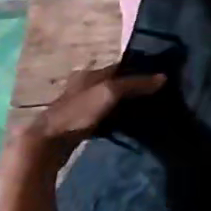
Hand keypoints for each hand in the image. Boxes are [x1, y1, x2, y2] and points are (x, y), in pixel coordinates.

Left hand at [8, 64, 165, 178]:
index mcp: (89, 74)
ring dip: (125, 104)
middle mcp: (83, 86)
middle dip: (133, 87)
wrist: (47, 144)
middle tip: (157, 94)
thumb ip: (134, 85)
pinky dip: (116, 118)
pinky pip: (104, 117)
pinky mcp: (79, 125)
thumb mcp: (109, 93)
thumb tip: (163, 77)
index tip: (159, 75)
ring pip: (109, 100)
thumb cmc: (77, 112)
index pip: (119, 66)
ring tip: (148, 109)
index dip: (138, 69)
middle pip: (114, 83)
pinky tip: (128, 125)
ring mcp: (80, 106)